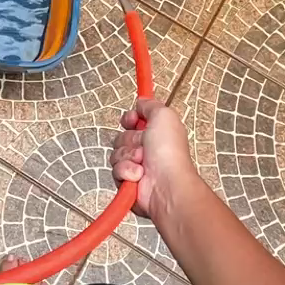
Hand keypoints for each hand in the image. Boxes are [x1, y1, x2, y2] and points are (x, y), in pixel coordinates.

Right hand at [112, 98, 205, 221]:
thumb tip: (142, 100)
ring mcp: (137, 166)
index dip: (130, 120)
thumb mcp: (164, 116)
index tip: (133, 120)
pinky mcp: (128, 181)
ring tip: (142, 163)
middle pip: (121, 137)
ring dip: (127, 157)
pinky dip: (125, 172)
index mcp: (156, 134)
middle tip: (143, 147)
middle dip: (129, 141)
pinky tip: (138, 176)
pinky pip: (115, 171)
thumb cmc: (169, 153)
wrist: (165, 184)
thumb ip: (150, 105)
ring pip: (116, 154)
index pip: (132, 122)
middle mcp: (147, 150)